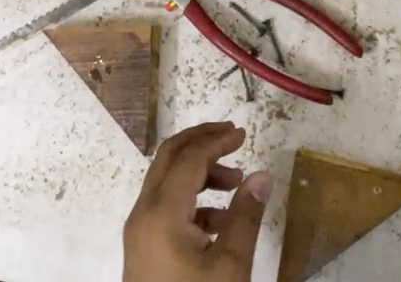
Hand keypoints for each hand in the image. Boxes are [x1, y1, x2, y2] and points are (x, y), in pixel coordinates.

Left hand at [122, 122, 271, 281]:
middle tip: (234, 139)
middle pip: (169, 158)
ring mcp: (139, 232)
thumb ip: (245, 216)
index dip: (216, 140)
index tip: (244, 134)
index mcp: (161, 212)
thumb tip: (262, 175)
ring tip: (236, 184)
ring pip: (166, 181)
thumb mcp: (230, 266)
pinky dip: (192, 199)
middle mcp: (143, 214)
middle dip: (202, 142)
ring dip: (199, 172)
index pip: (189, 157)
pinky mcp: (142, 249)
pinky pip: (165, 207)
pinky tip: (220, 220)